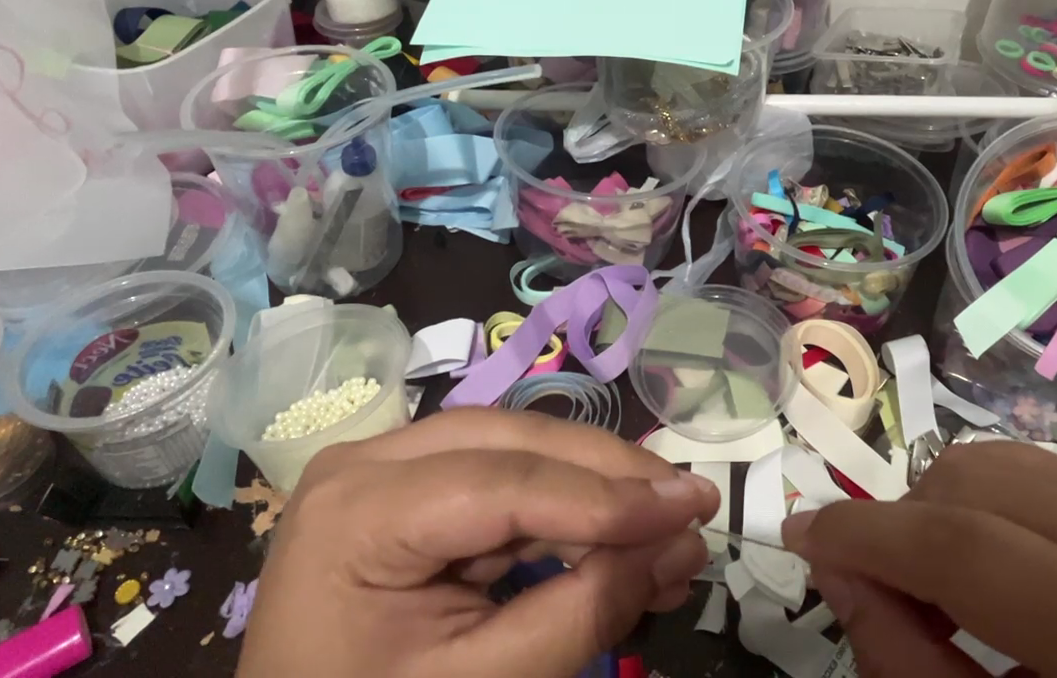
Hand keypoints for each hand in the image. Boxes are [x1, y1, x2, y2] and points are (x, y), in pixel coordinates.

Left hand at [239, 409, 719, 677]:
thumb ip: (583, 611)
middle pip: (514, 444)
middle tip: (689, 504)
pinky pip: (498, 481)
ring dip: (593, 488)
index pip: (505, 482)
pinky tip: (613, 535)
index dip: (609, 497)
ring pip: (514, 451)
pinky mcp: (405, 489)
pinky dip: (560, 508)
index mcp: (360, 509)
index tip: (696, 507)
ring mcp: (383, 468)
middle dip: (608, 475)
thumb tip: (680, 544)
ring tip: (666, 528)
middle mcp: (369, 462)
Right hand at [782, 441, 1056, 677]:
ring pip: (993, 460)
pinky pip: (1027, 465)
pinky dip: (982, 502)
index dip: (871, 536)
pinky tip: (994, 562)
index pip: (969, 548)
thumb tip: (832, 562)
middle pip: (974, 486)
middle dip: (904, 526)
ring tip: (945, 582)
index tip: (802, 535)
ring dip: (941, 509)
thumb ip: (905, 661)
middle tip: (888, 592)